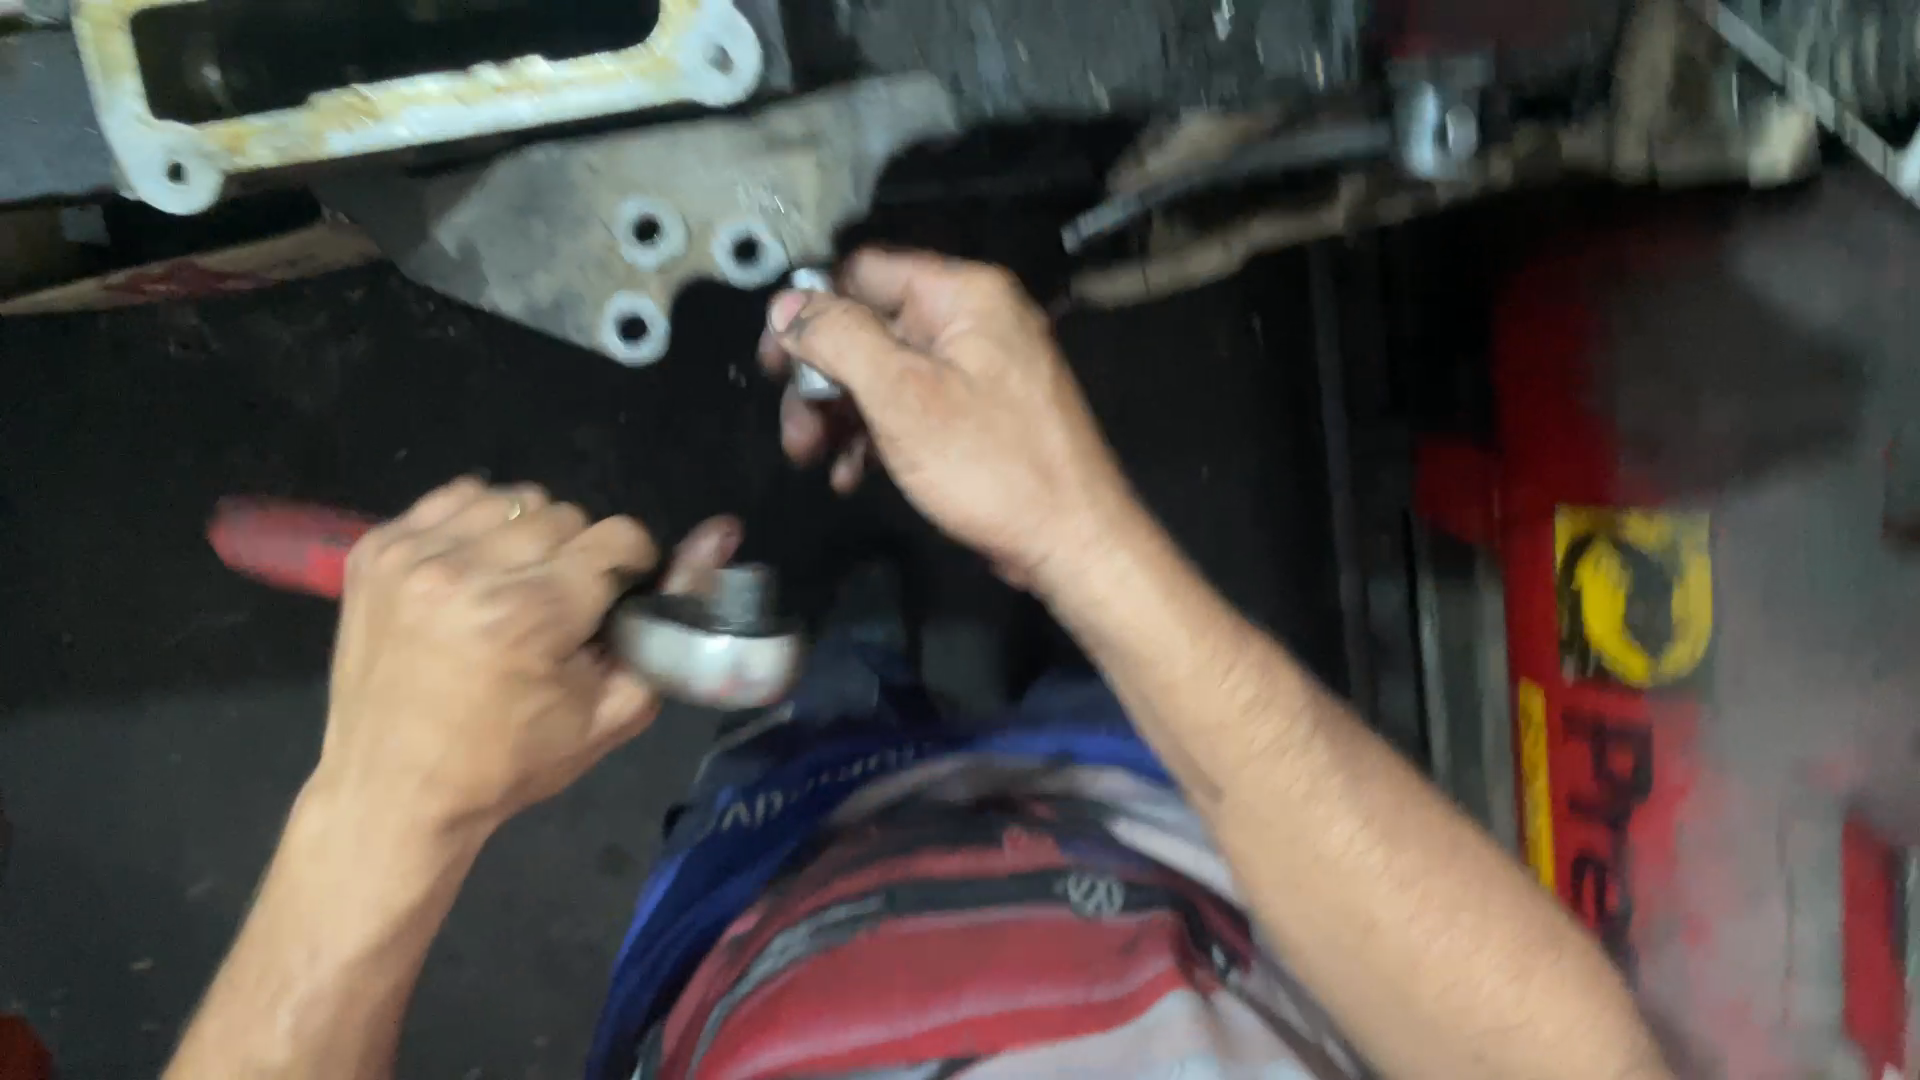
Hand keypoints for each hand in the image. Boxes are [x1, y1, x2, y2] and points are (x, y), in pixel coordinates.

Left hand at [313, 479, 741, 834]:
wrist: (391, 792)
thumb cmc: (514, 760)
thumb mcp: (617, 709)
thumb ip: (672, 624)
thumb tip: (719, 538)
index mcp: (531, 613)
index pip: (620, 537)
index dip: (634, 567)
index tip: (618, 601)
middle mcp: (468, 571)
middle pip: (570, 514)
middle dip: (582, 555)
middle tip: (564, 606)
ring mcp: (414, 555)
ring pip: (518, 499)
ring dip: (534, 536)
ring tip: (519, 585)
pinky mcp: (375, 549)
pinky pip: (459, 497)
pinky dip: (482, 523)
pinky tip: (477, 568)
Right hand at [759, 250, 1137, 588]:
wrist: (1070, 541)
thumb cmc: (991, 465)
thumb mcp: (902, 396)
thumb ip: (839, 340)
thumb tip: (785, 304)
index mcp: (963, 296)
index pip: (864, 273)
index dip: (811, 310)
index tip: (775, 362)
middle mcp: (972, 324)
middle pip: (870, 330)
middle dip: (823, 381)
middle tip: (795, 432)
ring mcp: (977, 373)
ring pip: (887, 376)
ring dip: (842, 416)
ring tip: (814, 459)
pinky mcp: (978, 417)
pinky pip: (914, 410)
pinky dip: (878, 437)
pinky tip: (851, 474)